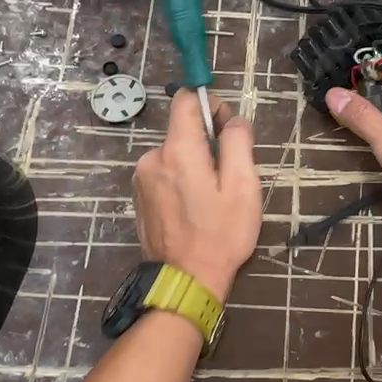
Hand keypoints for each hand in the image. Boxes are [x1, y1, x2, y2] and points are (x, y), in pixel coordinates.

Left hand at [131, 91, 260, 301]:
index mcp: (178, 151)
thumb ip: (238, 142)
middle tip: (229, 175)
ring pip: (175, 152)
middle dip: (208, 142)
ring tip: (213, 197)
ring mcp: (141, 179)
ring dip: (196, 163)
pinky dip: (182, 179)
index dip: (210, 104)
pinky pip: (165, 172)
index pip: (185, 100)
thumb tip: (233, 120)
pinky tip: (195, 207)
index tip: (228, 127)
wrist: (185, 282)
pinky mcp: (139, 197)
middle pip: (183, 129)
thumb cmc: (221, 234)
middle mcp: (152, 158)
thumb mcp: (243, 186)